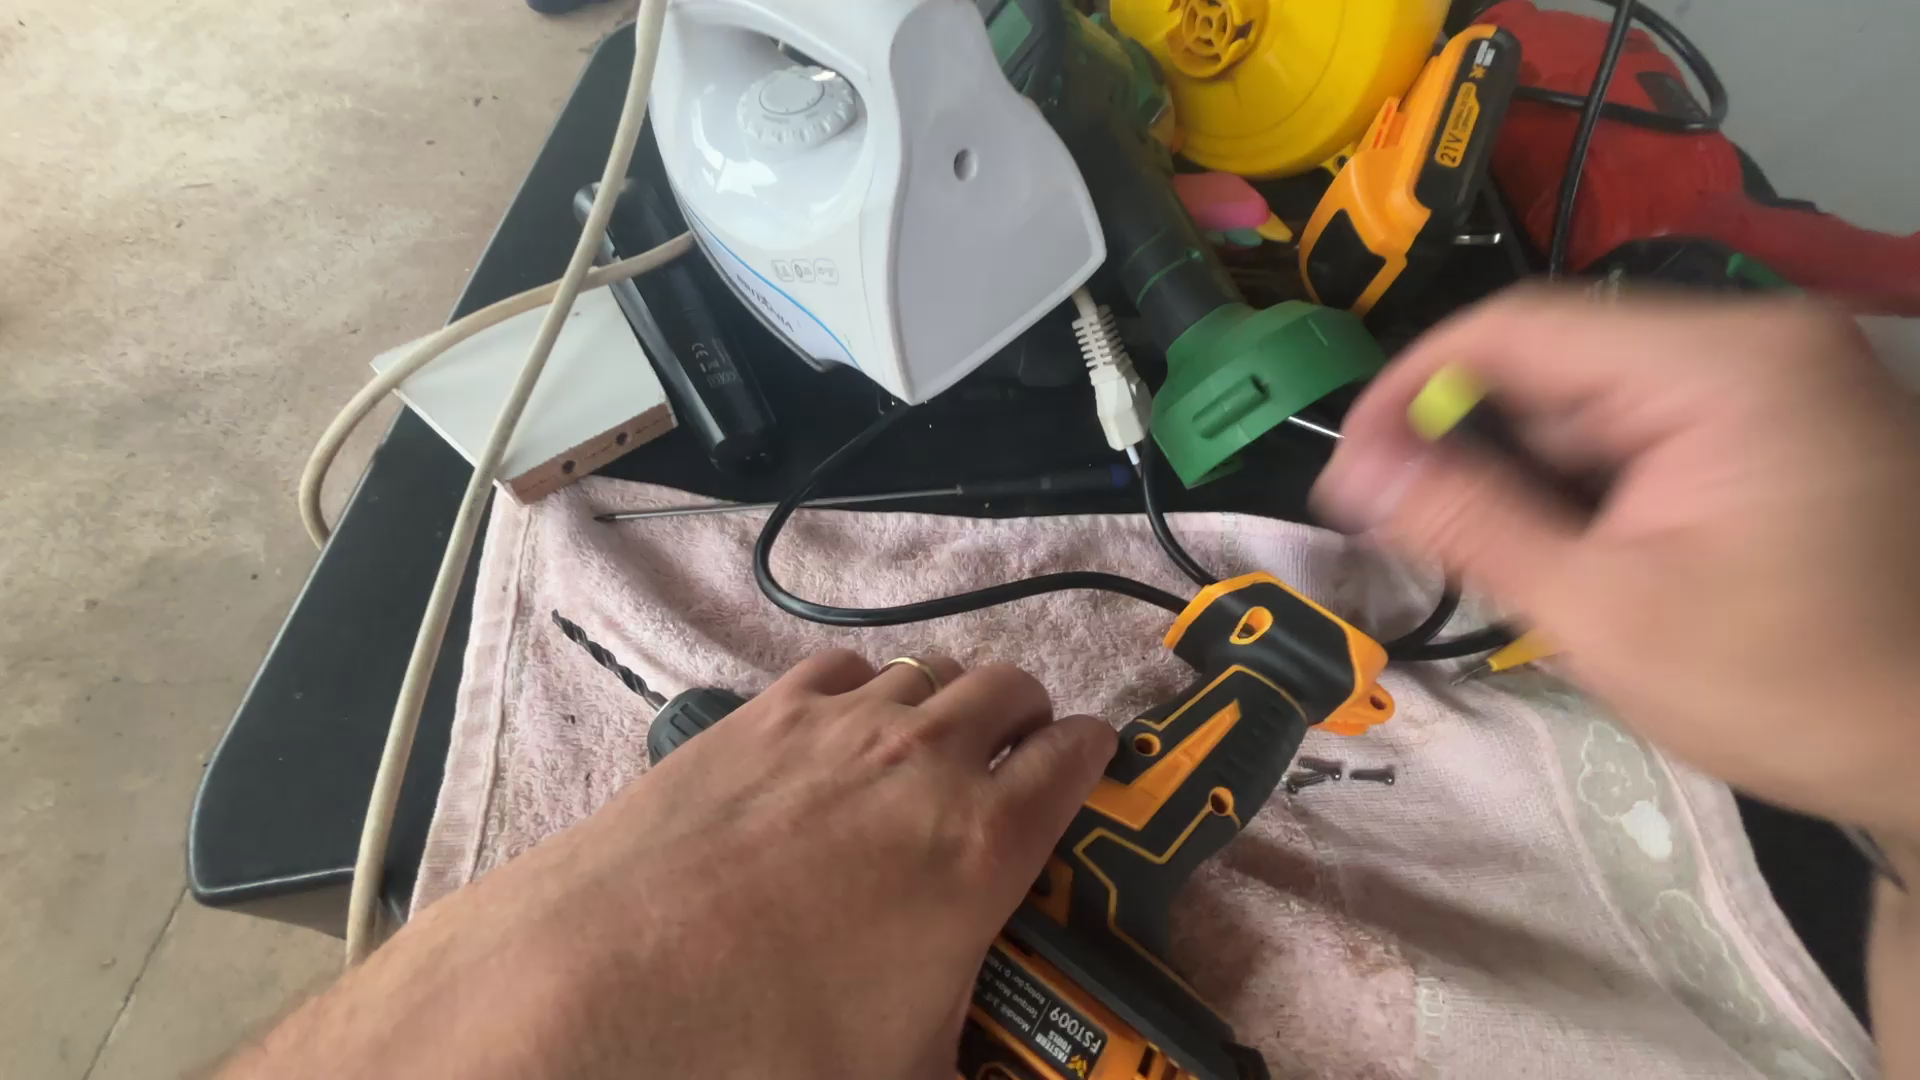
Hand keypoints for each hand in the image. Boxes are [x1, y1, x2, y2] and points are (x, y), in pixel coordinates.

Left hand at [221, 651, 1114, 1079]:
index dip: (1095, 749)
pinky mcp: (767, 711)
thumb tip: (1007, 1078)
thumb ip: (980, 1060)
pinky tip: (842, 730)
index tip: (1094, 756)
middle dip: (1028, 711)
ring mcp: (842, 721)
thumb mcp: (910, 1075)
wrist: (598, 987)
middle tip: (1016, 749)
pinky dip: (864, 690)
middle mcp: (922, 756)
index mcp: (979, 839)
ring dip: (948, 697)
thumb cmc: (769, 1051)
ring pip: (930, 670)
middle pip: (1009, 686)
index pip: (1072, 756)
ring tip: (931, 742)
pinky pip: (845, 669)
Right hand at [1312, 289, 1919, 839]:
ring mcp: (1746, 381)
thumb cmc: (1787, 689)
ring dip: (1496, 468)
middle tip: (1402, 523)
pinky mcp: (1740, 421)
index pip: (1504, 329)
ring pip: (1556, 399)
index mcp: (1717, 368)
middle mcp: (1739, 346)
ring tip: (1485, 548)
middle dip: (1450, 440)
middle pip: (1531, 362)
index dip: (1402, 389)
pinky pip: (1601, 426)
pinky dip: (1547, 479)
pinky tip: (1548, 541)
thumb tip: (1347, 472)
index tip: (1352, 467)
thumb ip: (1459, 524)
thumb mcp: (1592, 607)